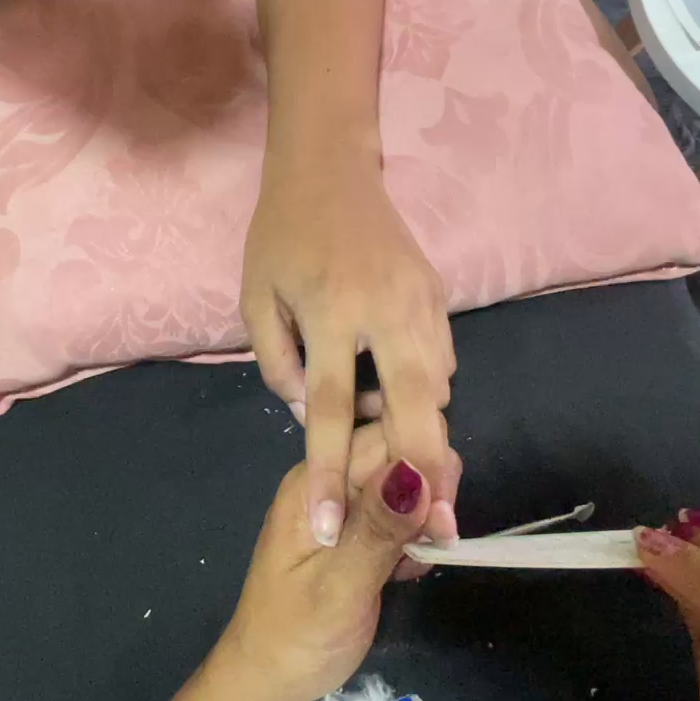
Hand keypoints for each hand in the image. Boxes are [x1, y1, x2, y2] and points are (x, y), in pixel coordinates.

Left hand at [213, 433, 433, 700]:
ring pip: (406, 480)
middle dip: (430, 485)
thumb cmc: (297, 635)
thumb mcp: (338, 586)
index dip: (422, 461)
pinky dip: (418, 532)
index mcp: (314, 481)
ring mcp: (343, 504)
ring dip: (428, 511)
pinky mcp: (359, 530)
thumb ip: (377, 530)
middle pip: (398, 449)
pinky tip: (414, 565)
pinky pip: (401, 511)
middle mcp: (329, 481)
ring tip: (424, 554)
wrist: (270, 677)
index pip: (382, 434)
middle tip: (436, 539)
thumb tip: (417, 473)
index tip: (441, 514)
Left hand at [241, 137, 457, 550]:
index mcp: (330, 312)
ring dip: (429, 432)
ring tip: (420, 475)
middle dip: (425, 472)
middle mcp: (386, 311)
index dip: (333, 474)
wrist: (329, 170)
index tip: (334, 529)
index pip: (333, 409)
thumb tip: (312, 413)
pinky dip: (430, 392)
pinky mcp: (440, 295)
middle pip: (415, 406)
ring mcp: (422, 301)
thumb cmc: (280, 237)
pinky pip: (443, 359)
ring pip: (438, 387)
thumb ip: (278, 362)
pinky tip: (409, 402)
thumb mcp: (256, 299)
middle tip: (434, 527)